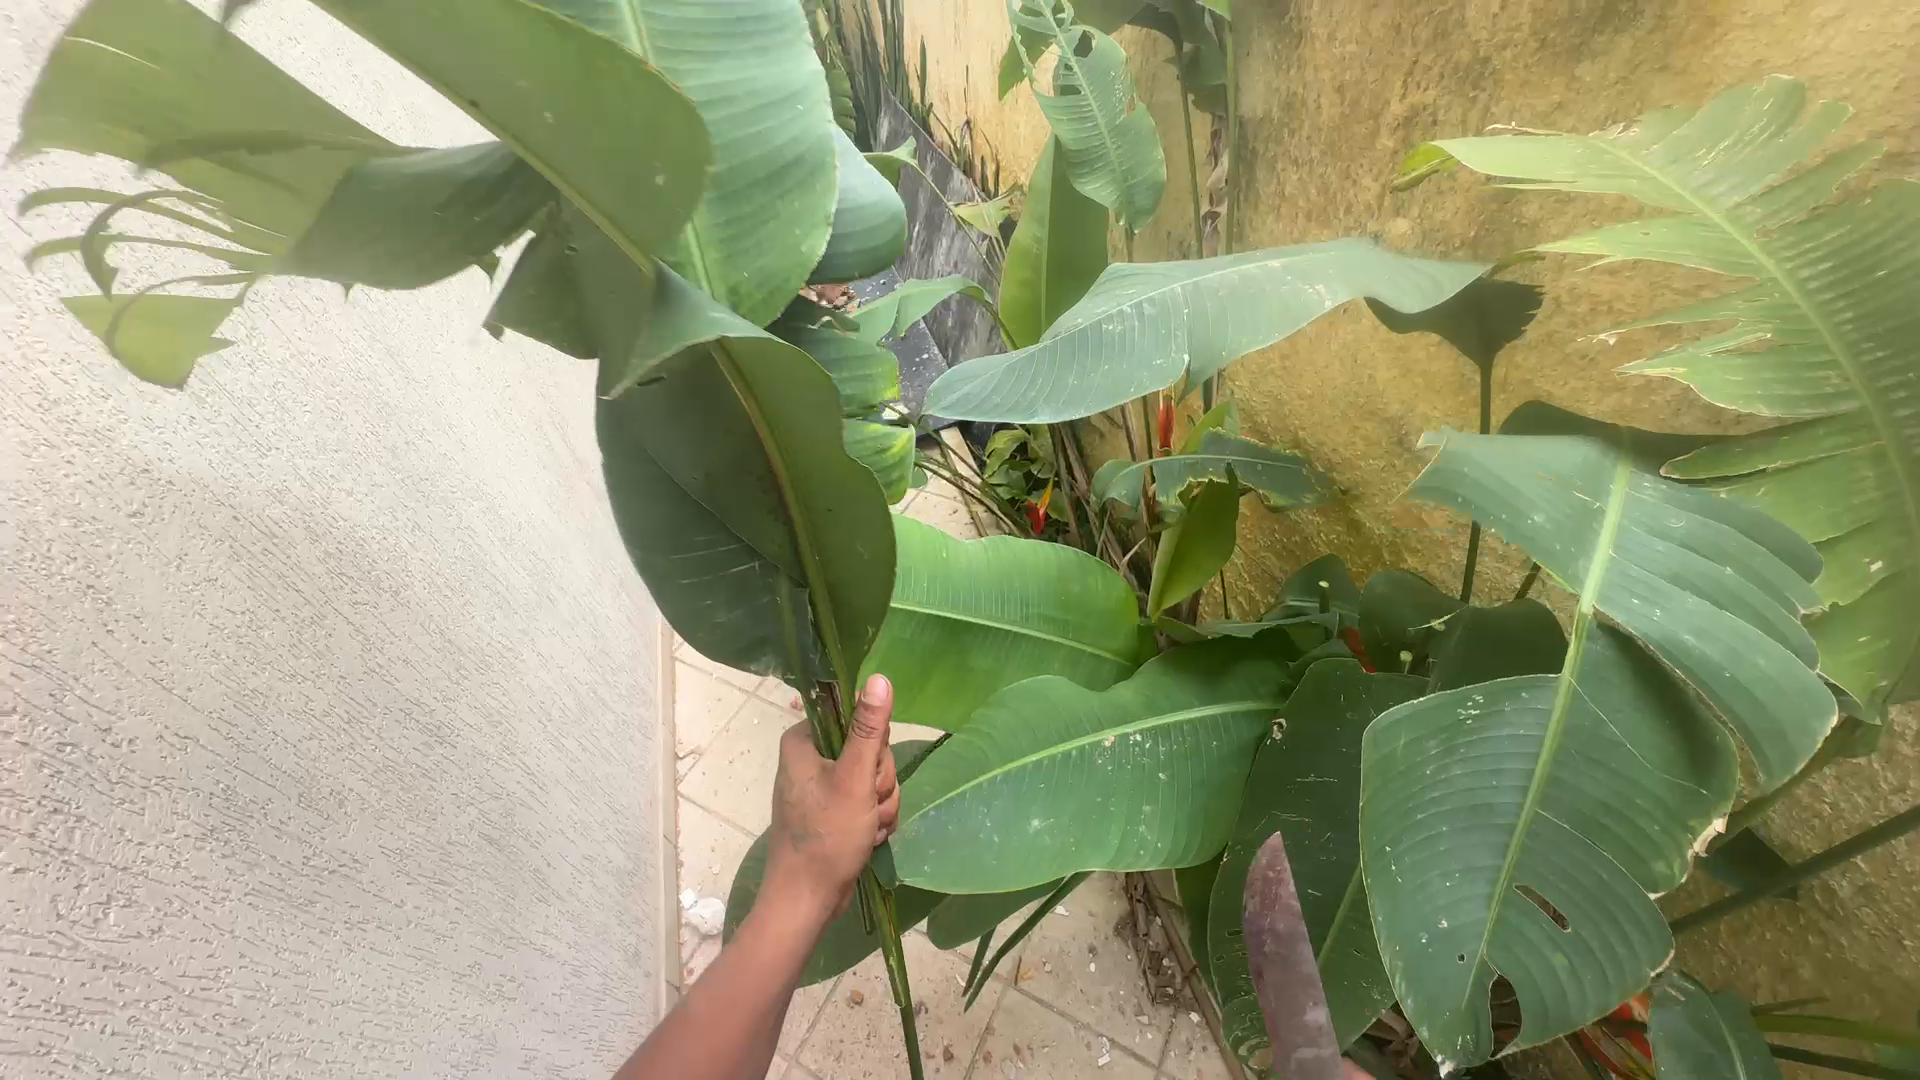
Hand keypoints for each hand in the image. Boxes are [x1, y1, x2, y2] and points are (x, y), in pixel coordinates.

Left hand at [762, 674, 900, 924]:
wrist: (807, 901)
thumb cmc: (826, 836)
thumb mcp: (854, 778)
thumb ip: (869, 729)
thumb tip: (879, 678)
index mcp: (804, 742)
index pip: (856, 720)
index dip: (873, 747)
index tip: (867, 772)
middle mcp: (810, 759)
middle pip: (869, 751)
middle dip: (878, 783)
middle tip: (868, 806)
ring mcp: (821, 787)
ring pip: (873, 779)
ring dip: (879, 805)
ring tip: (866, 828)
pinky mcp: (832, 811)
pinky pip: (868, 801)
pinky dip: (873, 820)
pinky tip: (867, 837)